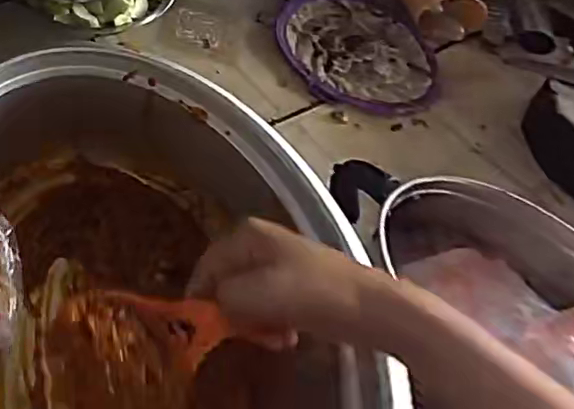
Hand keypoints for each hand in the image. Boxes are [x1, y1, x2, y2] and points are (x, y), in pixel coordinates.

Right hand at [187, 217, 394, 349]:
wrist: (374, 307)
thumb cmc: (313, 294)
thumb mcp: (260, 296)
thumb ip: (226, 297)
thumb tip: (211, 305)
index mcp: (245, 233)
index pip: (207, 262)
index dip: (200, 294)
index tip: (199, 324)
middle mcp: (258, 239)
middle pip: (227, 277)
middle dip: (231, 309)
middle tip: (242, 334)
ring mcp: (281, 258)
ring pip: (250, 292)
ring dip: (254, 319)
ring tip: (272, 339)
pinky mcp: (299, 280)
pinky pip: (271, 301)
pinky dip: (273, 320)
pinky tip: (288, 336)